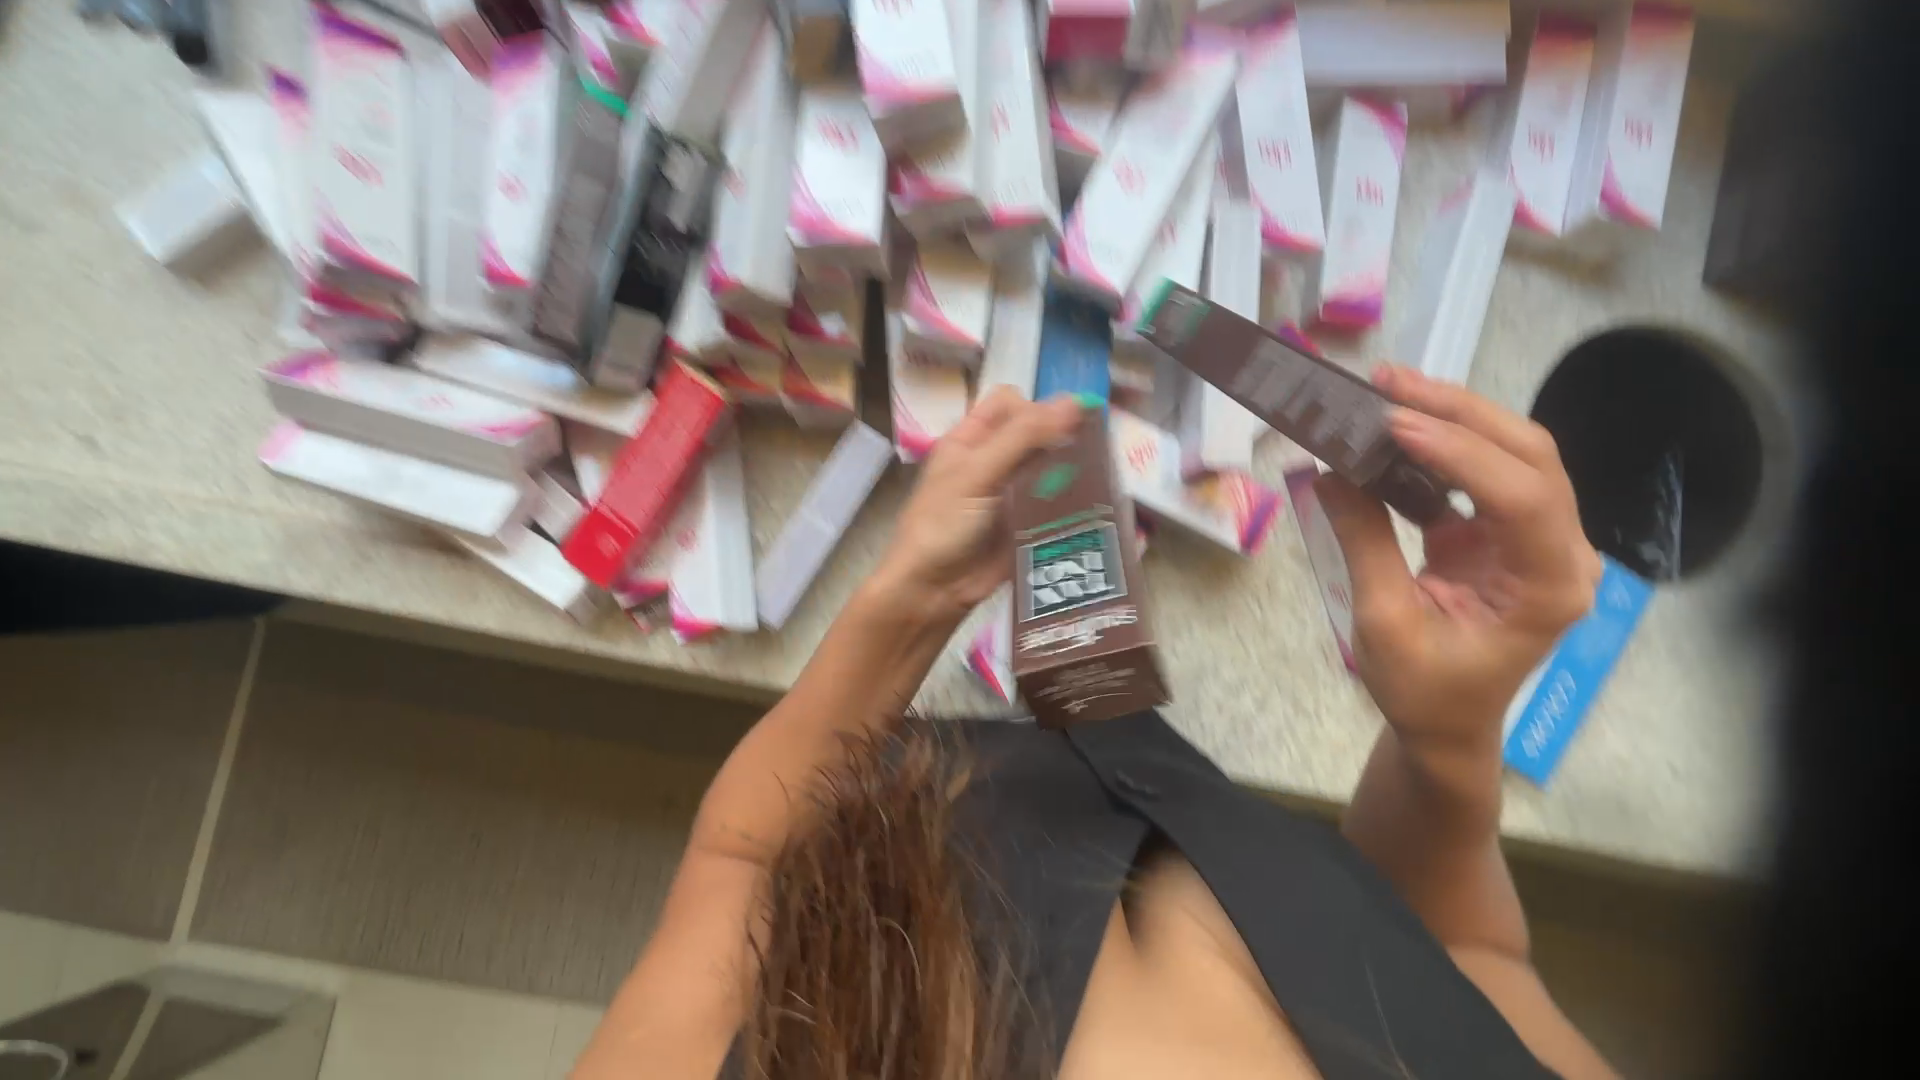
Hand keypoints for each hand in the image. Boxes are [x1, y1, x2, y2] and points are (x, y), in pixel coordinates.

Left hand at [870, 388, 1084, 625]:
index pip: (1009, 403)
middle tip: (1092, 450)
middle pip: (1035, 434)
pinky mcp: (1028, 524)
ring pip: (1050, 467)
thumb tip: (1074, 401)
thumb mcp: (978, 474)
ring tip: (1100, 474)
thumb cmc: (943, 526)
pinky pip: (1056, 503)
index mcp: (970, 440)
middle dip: (1062, 437)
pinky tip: (1094, 502)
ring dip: (1072, 468)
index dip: (1034, 407)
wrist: (933, 592)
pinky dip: (1074, 500)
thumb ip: (1023, 437)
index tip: (1059, 428)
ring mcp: (1011, 494)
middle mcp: (992, 461)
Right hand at [1317, 366, 1604, 749]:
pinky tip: (1390, 437)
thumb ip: (1365, 542)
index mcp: (1546, 585)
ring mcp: (1532, 539)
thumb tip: (1330, 473)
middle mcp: (1556, 551)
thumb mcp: (1384, 622)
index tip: (1395, 425)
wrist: (1445, 723)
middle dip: (1459, 412)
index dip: (1462, 454)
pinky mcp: (1499, 535)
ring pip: (1509, 455)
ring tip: (1387, 392)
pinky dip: (1433, 452)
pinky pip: (1475, 478)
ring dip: (1450, 419)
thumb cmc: (1422, 690)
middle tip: (1389, 382)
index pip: (1523, 496)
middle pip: (1527, 456)